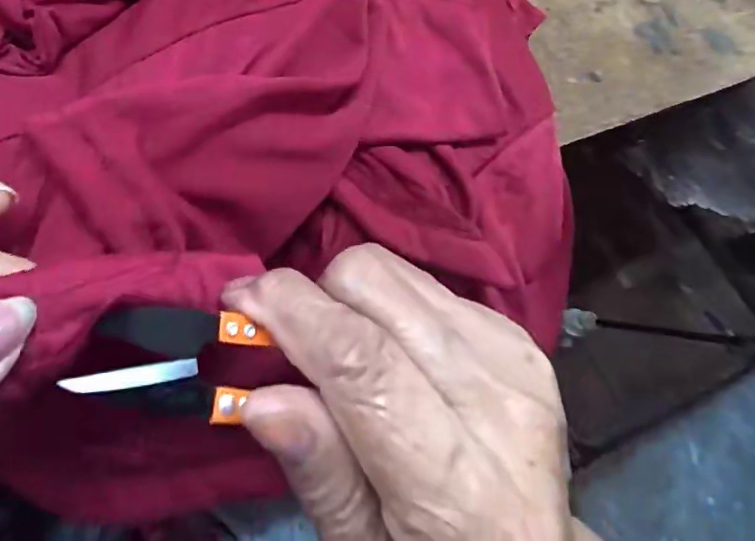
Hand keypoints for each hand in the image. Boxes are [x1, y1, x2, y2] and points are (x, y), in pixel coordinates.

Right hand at [225, 245, 595, 540]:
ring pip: (399, 272)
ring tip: (334, 338)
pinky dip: (388, 301)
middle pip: (379, 291)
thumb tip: (259, 397)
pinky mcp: (515, 332)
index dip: (295, 314)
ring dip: (348, 294)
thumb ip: (320, 470)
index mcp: (458, 482)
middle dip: (313, 294)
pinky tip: (387, 343)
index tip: (239, 296)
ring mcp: (512, 356)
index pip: (364, 363)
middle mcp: (494, 400)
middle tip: (283, 333)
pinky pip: (427, 282)